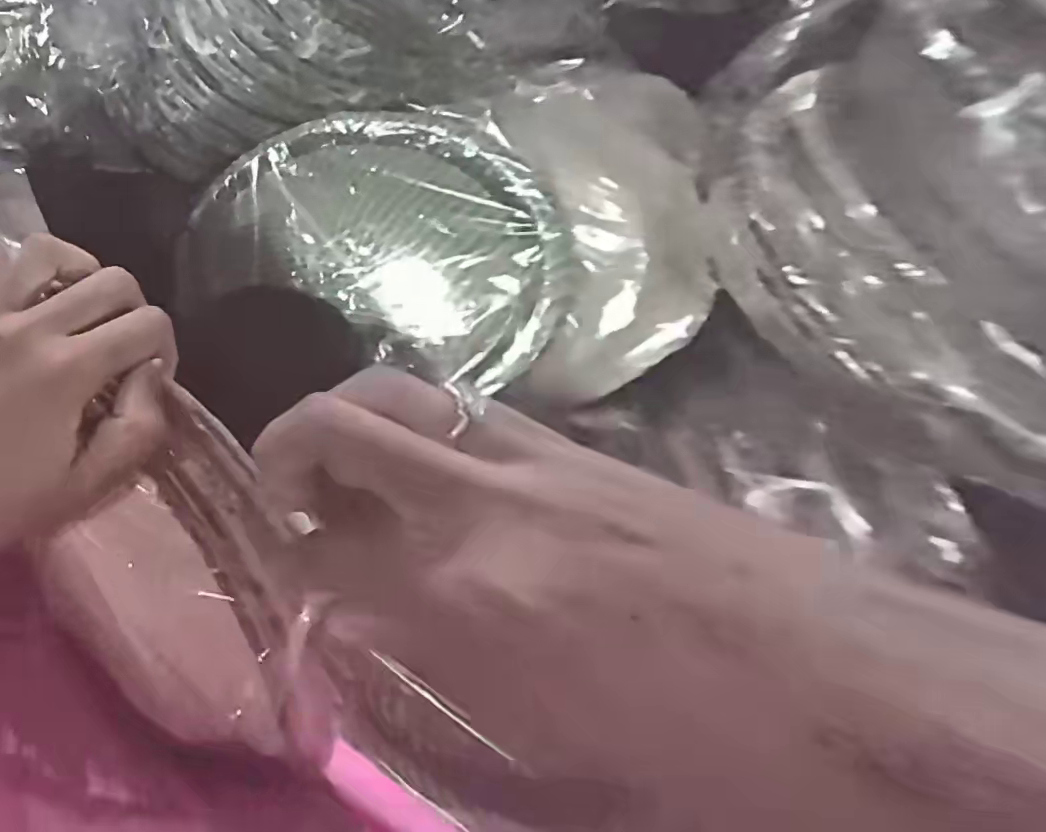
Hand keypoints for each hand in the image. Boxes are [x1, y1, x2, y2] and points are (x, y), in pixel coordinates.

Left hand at [0, 235, 176, 579]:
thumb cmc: (15, 500)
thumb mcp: (93, 481)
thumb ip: (139, 424)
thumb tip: (151, 370)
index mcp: (68, 370)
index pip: (147, 324)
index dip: (164, 346)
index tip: (149, 374)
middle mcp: (28, 329)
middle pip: (110, 279)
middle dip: (134, 307)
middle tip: (120, 341)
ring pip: (40, 250)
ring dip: (74, 270)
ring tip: (74, 304)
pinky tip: (10, 295)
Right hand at [255, 368, 1045, 831]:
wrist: (897, 710)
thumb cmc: (713, 767)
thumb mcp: (549, 773)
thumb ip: (420, 691)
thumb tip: (345, 640)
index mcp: (469, 597)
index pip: (317, 555)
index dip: (276, 569)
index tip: (269, 583)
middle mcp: (482, 503)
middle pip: (332, 423)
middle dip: (279, 452)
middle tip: (277, 496)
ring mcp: (531, 457)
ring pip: (393, 392)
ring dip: (345, 422)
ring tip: (341, 470)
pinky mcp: (574, 446)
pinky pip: (456, 407)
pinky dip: (413, 428)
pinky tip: (430, 475)